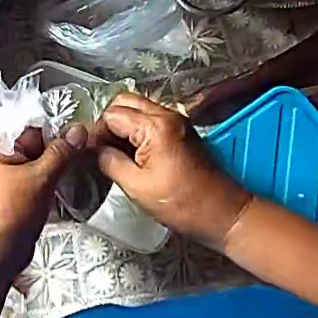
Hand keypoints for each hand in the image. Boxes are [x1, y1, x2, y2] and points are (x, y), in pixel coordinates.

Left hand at [0, 124, 89, 277]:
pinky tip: (72, 181)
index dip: (57, 126)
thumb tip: (79, 130)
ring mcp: (10, 176)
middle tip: (89, 148)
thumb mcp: (40, 178)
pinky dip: (55, 180)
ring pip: (42, 162)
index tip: (83, 130)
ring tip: (83, 165)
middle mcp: (2, 157)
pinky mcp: (20, 194)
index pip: (32, 124)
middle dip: (62, 146)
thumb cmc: (9, 214)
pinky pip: (41, 179)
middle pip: (38, 142)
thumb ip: (61, 152)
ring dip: (61, 165)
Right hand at [96, 93, 251, 251]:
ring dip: (122, 126)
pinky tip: (132, 154)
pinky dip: (136, 131)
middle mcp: (167, 115)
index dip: (97, 133)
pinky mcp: (181, 131)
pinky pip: (149, 120)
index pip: (111, 115)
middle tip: (101, 148)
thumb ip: (109, 162)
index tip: (92, 153)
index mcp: (156, 127)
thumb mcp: (136, 186)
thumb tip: (93, 150)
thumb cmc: (184, 204)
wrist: (226, 214)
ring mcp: (177, 121)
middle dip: (108, 122)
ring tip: (115, 153)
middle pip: (124, 102)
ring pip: (137, 109)